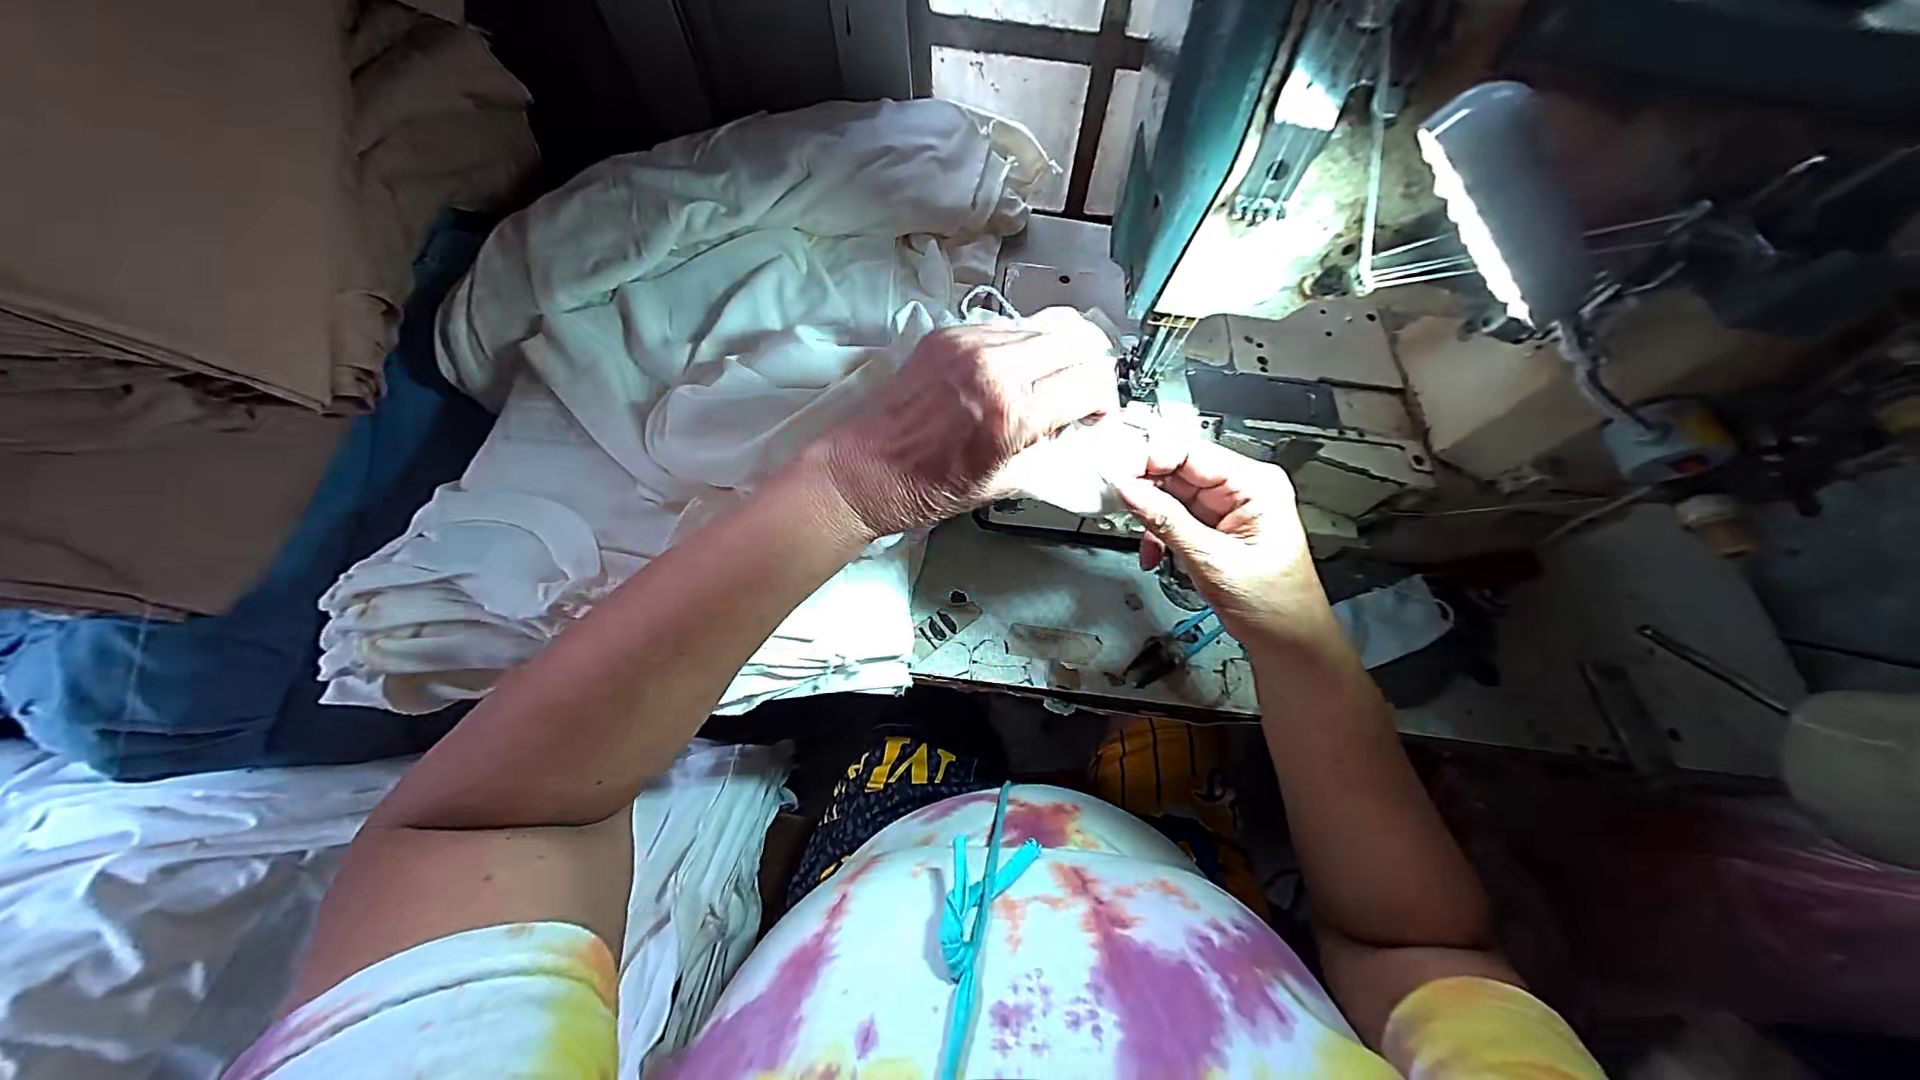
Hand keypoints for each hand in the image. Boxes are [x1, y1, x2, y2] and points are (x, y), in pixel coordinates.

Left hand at [813, 307, 1118, 537]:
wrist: (867, 468)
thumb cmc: (925, 486)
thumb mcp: (1002, 484)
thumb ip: (1048, 453)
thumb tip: (1076, 434)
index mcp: (1011, 411)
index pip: (1091, 380)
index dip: (1104, 399)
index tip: (1095, 413)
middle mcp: (993, 366)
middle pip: (1076, 339)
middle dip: (1087, 368)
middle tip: (1077, 394)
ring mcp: (968, 344)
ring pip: (1043, 327)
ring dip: (1054, 354)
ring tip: (1041, 384)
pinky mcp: (948, 335)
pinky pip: (1005, 327)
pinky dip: (1019, 348)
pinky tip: (1008, 374)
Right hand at [1112, 437, 1336, 646]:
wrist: (1286, 639)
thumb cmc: (1274, 604)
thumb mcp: (1212, 560)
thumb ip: (1166, 521)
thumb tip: (1131, 490)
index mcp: (1257, 485)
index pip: (1193, 453)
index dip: (1152, 459)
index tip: (1120, 472)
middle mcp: (1243, 489)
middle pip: (1178, 470)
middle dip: (1146, 488)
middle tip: (1117, 499)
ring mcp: (1227, 508)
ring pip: (1171, 494)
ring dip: (1149, 516)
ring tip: (1141, 537)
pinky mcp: (1213, 526)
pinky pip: (1174, 517)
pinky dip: (1157, 533)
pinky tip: (1153, 551)